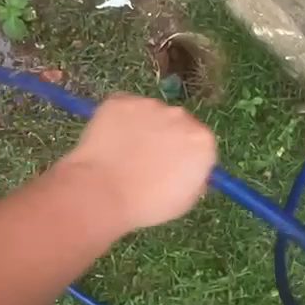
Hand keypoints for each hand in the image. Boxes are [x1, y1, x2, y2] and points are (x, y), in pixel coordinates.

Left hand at [59, 94, 216, 230]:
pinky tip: (109, 141)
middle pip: (176, 123)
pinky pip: (124, 108)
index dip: (182, 155)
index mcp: (201, 140)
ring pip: (149, 114)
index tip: (169, 167)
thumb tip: (188, 167)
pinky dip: (118, 120)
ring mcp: (148, 105)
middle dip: (164, 137)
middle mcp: (180, 115)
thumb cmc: (148, 203)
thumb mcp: (186, 199)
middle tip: (144, 159)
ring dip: (141, 127)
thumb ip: (194, 177)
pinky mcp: (120, 100)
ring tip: (123, 152)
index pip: (198, 142)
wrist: (103, 191)